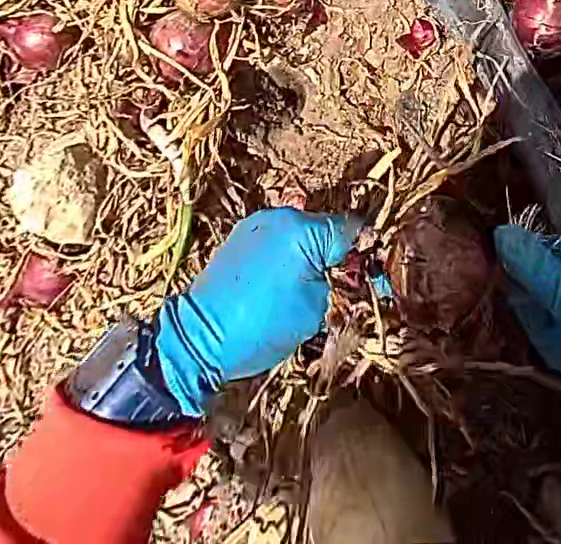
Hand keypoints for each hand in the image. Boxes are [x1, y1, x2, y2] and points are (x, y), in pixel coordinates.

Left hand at [154, 207, 360, 414]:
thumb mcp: (315, 307)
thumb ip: (338, 279)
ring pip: (302, 235)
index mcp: (303, 228)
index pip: (352, 229)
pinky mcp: (239, 238)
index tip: (368, 276)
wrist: (192, 343)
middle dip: (335, 254)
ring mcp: (256, 225)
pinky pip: (278, 241)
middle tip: (336, 286)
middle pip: (326, 229)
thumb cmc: (260, 325)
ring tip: (304, 288)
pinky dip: (286, 257)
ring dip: (310, 255)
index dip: (364, 253)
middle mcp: (281, 216)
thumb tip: (349, 268)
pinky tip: (280, 284)